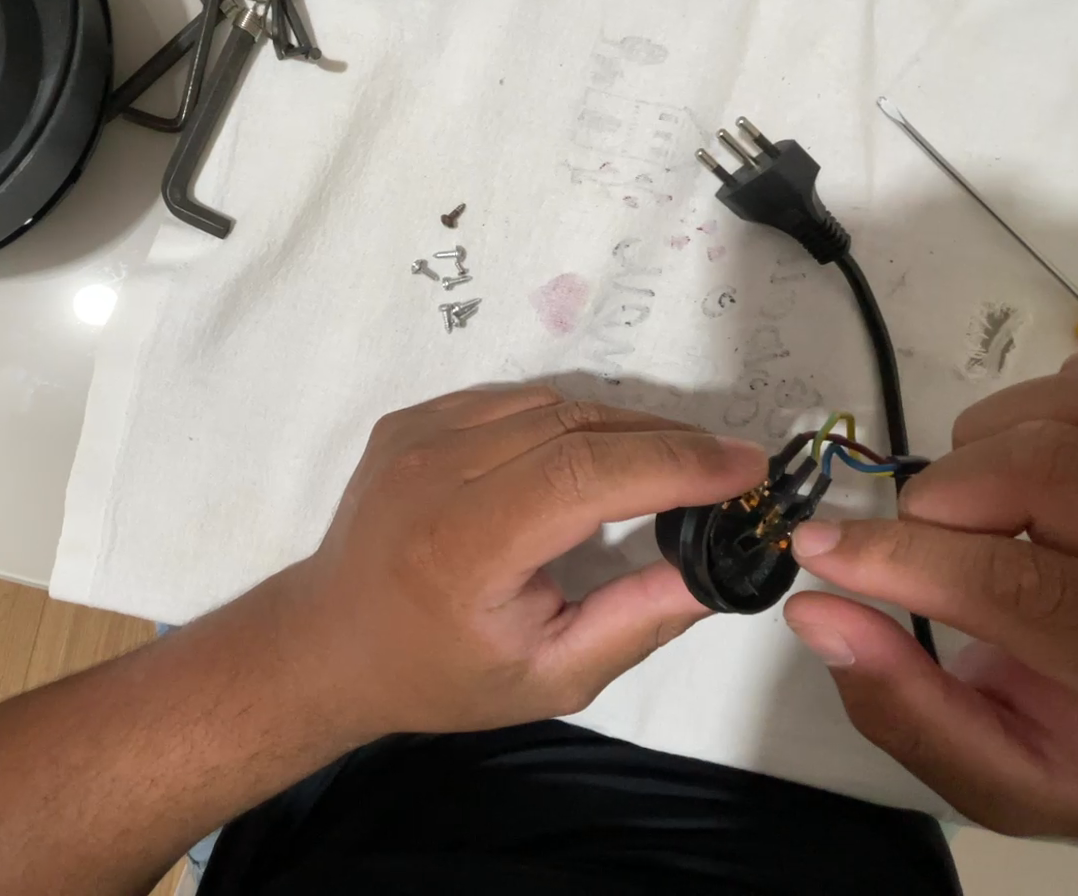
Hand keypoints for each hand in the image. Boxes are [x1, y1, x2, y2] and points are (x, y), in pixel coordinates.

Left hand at [275, 386, 764, 737]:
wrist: (333, 638)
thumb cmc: (439, 673)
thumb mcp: (548, 676)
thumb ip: (636, 620)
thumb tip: (716, 570)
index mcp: (466, 543)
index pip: (584, 475)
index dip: (673, 461)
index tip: (744, 466)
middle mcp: (435, 470)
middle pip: (573, 426)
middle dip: (663, 439)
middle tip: (723, 464)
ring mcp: (415, 434)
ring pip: (546, 403)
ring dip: (618, 426)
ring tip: (664, 461)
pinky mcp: (408, 420)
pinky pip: (508, 401)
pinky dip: (562, 419)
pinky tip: (586, 453)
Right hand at [783, 346, 1077, 860]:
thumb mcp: (1004, 786)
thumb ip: (903, 708)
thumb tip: (813, 609)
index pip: (1022, 587)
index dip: (896, 558)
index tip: (815, 549)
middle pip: (1053, 468)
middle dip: (941, 494)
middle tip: (918, 537)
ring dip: (992, 437)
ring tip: (978, 495)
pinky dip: (1072, 389)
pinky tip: (1046, 443)